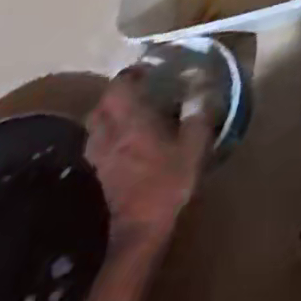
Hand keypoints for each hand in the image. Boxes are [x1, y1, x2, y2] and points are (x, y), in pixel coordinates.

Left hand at [83, 70, 213, 242]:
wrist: (141, 229)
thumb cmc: (168, 182)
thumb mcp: (194, 147)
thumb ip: (199, 116)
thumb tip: (206, 91)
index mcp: (131, 121)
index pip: (119, 87)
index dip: (129, 75)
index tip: (146, 71)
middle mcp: (110, 134)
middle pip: (101, 105)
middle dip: (115, 93)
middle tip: (137, 91)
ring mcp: (100, 155)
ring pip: (95, 124)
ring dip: (107, 114)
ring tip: (128, 113)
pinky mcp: (99, 173)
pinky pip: (97, 143)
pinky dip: (106, 134)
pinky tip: (123, 140)